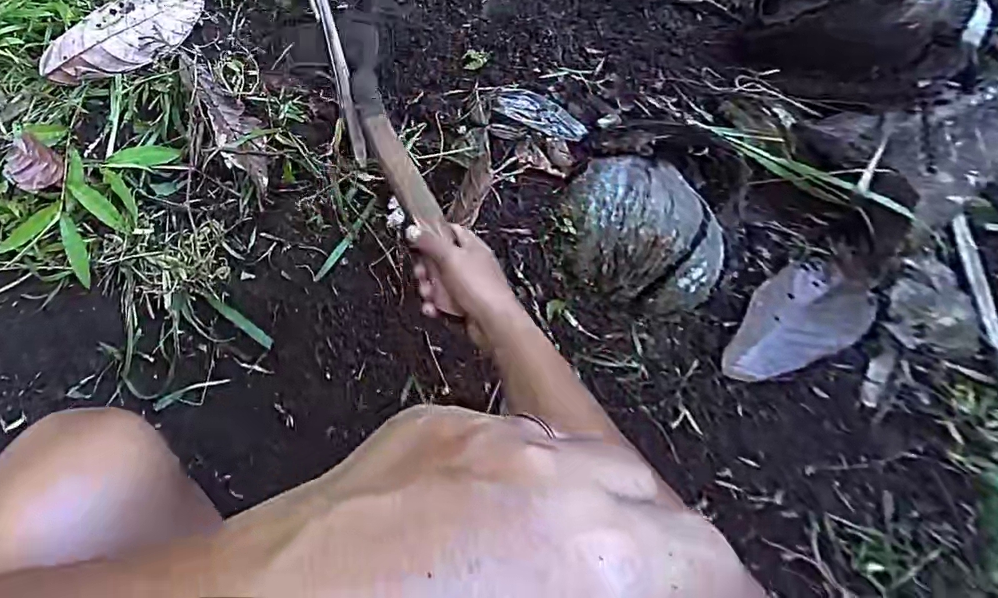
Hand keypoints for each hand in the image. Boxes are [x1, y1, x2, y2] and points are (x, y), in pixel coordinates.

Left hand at [213, 406, 765, 596]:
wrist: (288, 592)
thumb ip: (594, 586)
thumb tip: (618, 573)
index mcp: (592, 542)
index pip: (702, 552)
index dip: (710, 583)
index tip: (698, 597)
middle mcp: (543, 462)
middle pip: (637, 485)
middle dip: (650, 537)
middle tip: (629, 579)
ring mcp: (479, 427)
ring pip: (568, 449)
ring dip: (581, 495)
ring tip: (557, 548)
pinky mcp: (431, 418)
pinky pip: (501, 436)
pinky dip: (519, 472)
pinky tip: (487, 517)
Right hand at [406, 223, 525, 345]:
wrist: (494, 324)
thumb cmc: (481, 287)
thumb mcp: (450, 257)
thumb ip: (429, 242)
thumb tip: (413, 230)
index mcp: (472, 247)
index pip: (451, 231)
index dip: (433, 234)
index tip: (419, 240)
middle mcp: (471, 265)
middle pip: (440, 259)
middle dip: (426, 268)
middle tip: (422, 273)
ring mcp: (468, 287)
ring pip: (439, 283)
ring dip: (428, 289)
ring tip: (429, 294)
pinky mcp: (464, 306)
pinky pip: (443, 302)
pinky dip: (435, 305)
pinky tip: (433, 308)